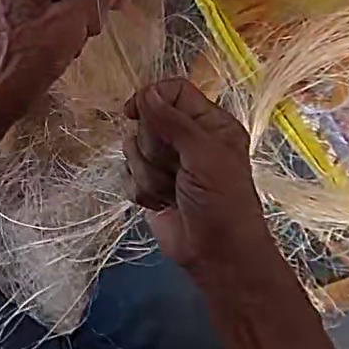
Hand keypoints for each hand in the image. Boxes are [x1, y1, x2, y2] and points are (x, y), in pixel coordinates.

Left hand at [0, 0, 125, 157]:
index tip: (108, 16)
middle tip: (81, 37)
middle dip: (82, 13)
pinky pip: (46, 25)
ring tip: (66, 50)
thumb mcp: (69, 23)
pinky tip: (55, 57)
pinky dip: (57, 39)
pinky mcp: (12, 31)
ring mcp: (11, 10)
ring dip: (72, 29)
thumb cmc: (29, 59)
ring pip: (60, 9)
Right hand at [122, 78, 275, 279]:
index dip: (151, 98)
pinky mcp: (149, 185)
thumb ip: (173, 122)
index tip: (134, 112)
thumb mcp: (205, 156)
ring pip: (133, 148)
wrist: (216, 257)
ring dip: (148, 172)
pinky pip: (127, 174)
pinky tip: (161, 203)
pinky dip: (141, 190)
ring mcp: (166, 162)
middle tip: (174, 167)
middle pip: (146, 120)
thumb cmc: (222, 203)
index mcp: (209, 123)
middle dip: (152, 146)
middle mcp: (186, 138)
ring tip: (171, 190)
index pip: (172, 91)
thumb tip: (145, 93)